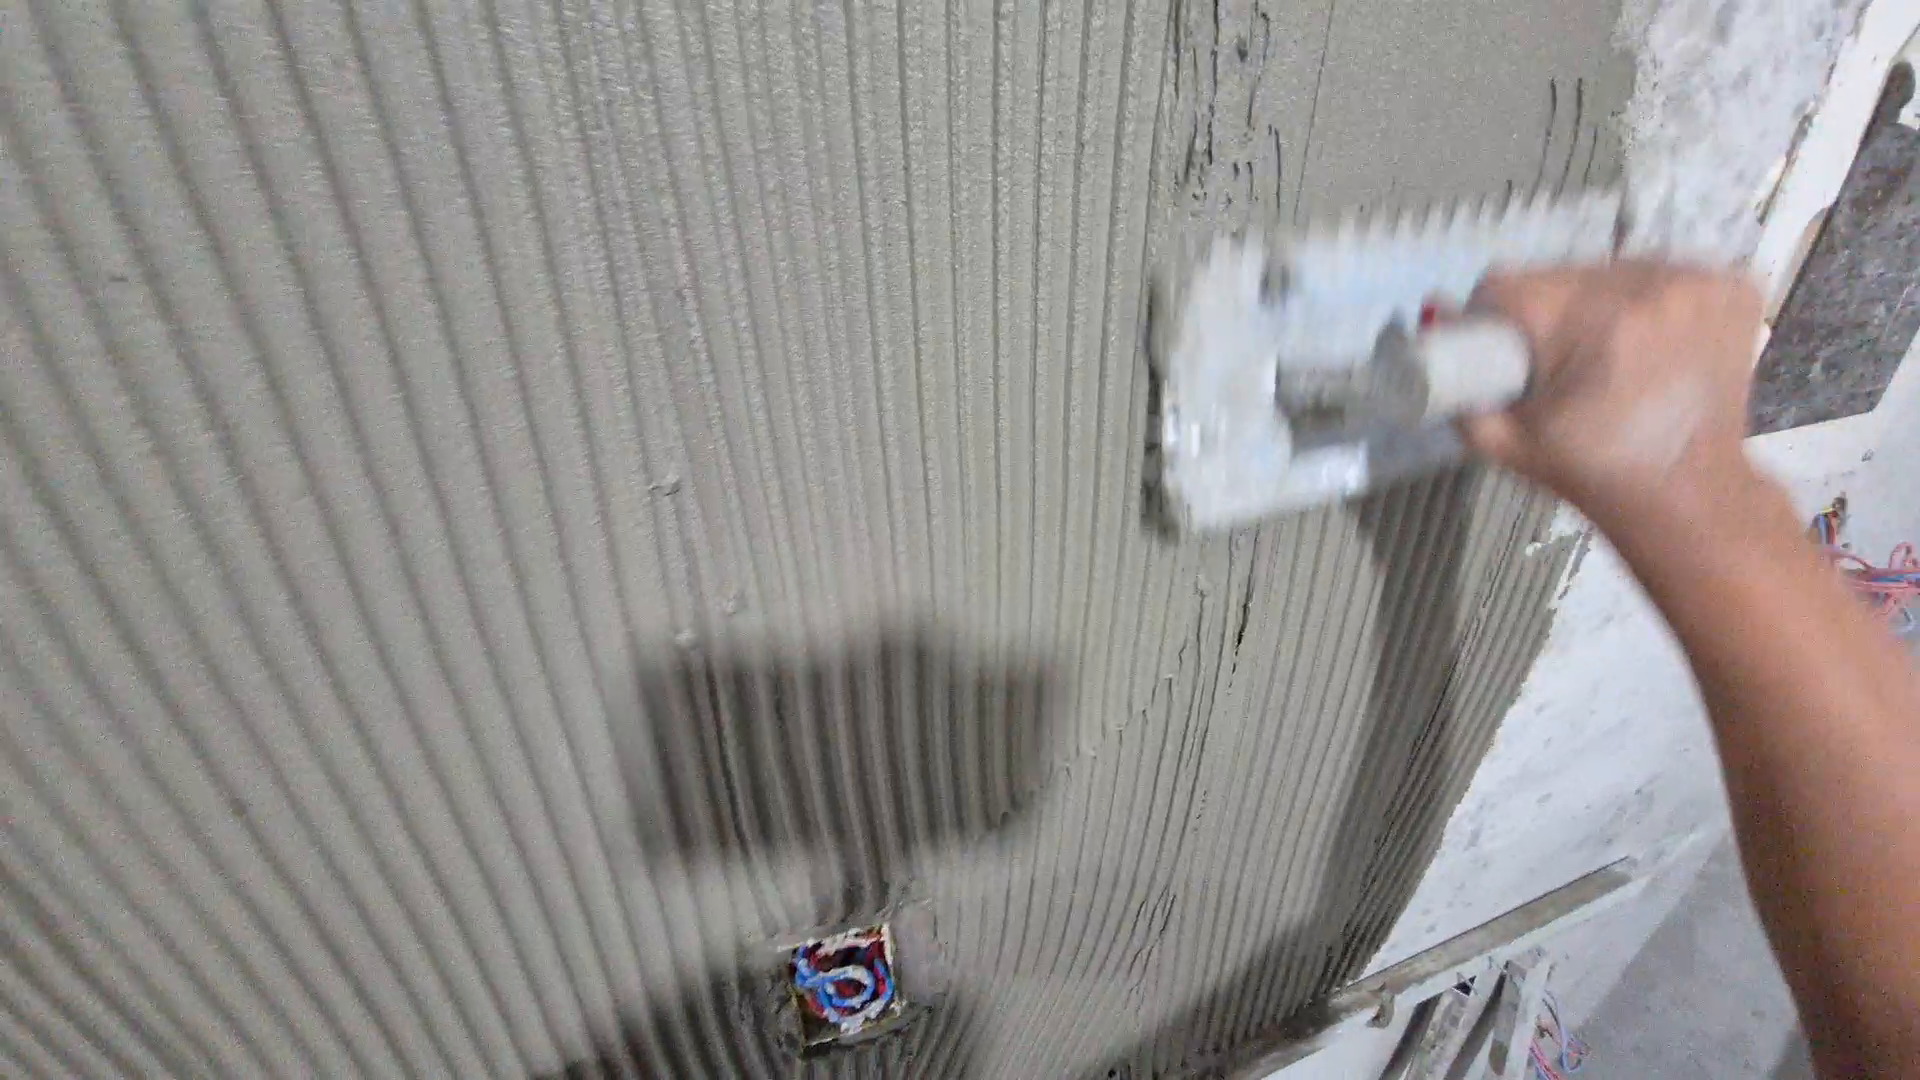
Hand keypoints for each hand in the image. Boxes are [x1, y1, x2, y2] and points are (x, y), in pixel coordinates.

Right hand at [1458, 262, 1766, 526]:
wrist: (1686, 489)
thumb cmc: (1584, 467)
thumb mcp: (1498, 441)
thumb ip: (1453, 387)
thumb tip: (1433, 318)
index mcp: (1593, 323)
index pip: (1506, 285)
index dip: (1485, 315)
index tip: (1493, 346)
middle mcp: (1652, 287)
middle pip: (1556, 274)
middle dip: (1538, 309)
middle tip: (1542, 355)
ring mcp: (1700, 282)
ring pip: (1605, 269)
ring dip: (1586, 300)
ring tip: (1589, 346)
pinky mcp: (1732, 284)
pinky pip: (1656, 274)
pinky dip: (1636, 299)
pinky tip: (1635, 335)